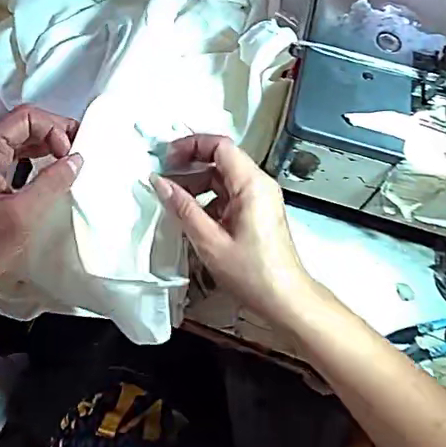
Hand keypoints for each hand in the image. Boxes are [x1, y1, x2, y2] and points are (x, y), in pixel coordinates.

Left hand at [0, 105, 81, 300]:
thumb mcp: (21, 216)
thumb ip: (51, 183)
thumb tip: (77, 160)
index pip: (25, 118)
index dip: (54, 129)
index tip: (71, 156)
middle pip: (22, 123)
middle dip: (54, 133)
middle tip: (79, 154)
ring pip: (18, 138)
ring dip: (46, 145)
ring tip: (70, 162)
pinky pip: (10, 155)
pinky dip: (34, 158)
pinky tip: (51, 172)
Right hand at [151, 134, 320, 326]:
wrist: (286, 300)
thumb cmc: (254, 274)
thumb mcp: (209, 240)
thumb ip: (182, 208)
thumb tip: (160, 183)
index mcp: (252, 184)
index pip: (220, 145)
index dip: (190, 145)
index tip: (167, 157)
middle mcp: (259, 185)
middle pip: (221, 159)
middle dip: (190, 164)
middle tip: (164, 177)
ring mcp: (260, 199)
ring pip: (223, 178)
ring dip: (197, 183)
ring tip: (172, 199)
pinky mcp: (257, 213)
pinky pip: (229, 194)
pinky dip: (208, 199)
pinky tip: (190, 215)